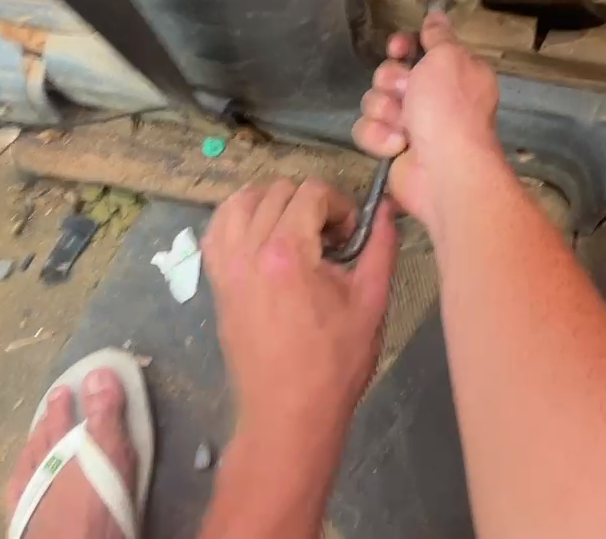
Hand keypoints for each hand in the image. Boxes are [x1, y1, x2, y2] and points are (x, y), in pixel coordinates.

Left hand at [204, 179, 397, 442]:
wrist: (288, 414)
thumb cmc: (335, 362)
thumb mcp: (371, 301)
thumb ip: (381, 247)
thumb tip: (388, 208)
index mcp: (288, 252)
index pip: (311, 192)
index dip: (339, 204)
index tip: (351, 235)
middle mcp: (250, 250)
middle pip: (278, 190)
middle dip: (310, 202)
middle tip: (329, 237)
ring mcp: (227, 266)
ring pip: (242, 200)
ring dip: (272, 202)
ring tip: (295, 228)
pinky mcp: (217, 282)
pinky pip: (217, 228)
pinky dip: (239, 218)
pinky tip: (262, 233)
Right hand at [351, 12, 503, 232]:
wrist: (443, 170)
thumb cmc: (449, 109)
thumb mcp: (448, 58)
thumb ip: (439, 35)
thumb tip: (437, 15)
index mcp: (452, 72)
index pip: (417, 47)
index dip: (403, 46)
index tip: (398, 48)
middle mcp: (432, 96)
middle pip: (389, 73)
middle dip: (392, 82)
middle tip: (406, 93)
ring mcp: (411, 123)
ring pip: (374, 101)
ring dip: (385, 111)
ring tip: (404, 126)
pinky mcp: (391, 147)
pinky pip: (368, 129)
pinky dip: (380, 137)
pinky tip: (398, 145)